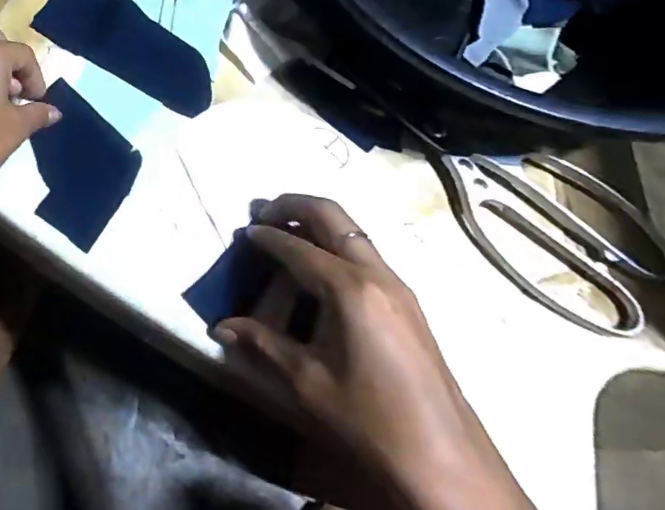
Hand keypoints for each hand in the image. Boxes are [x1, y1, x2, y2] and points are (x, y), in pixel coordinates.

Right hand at [213, 195, 531, 509]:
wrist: (443, 458)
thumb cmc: (370, 421)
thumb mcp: (309, 384)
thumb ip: (263, 345)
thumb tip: (221, 327)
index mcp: (348, 289)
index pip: (298, 248)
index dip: (266, 237)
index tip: (243, 232)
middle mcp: (375, 272)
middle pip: (330, 214)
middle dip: (293, 205)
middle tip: (263, 213)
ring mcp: (396, 282)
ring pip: (351, 228)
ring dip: (316, 220)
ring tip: (286, 231)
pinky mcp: (406, 297)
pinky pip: (364, 249)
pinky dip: (336, 240)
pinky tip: (319, 265)